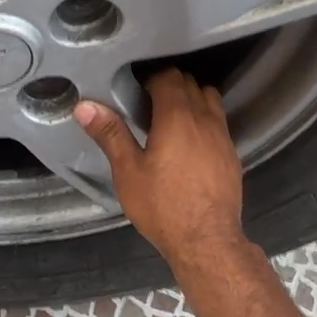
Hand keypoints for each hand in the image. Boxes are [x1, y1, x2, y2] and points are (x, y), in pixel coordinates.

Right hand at [76, 69, 249, 261]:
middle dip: (169, 88)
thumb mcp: (128, 172)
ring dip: (190, 101)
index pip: (167, 77)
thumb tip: (85, 107)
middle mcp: (204, 117)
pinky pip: (218, 123)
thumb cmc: (161, 207)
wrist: (205, 238)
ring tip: (169, 123)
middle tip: (146, 108)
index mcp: (176, 116)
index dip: (149, 81)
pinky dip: (203, 121)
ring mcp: (223, 134)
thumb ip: (110, 135)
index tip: (134, 95)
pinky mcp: (231, 153)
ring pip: (208, 99)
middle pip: (190, 83)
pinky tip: (188, 146)